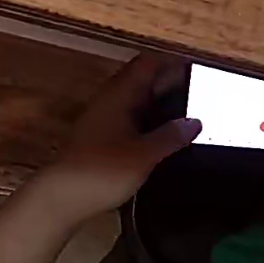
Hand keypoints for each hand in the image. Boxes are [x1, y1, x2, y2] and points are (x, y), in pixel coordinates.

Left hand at [36, 53, 199, 223]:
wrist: (62, 199)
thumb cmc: (103, 171)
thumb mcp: (145, 154)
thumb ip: (172, 136)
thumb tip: (196, 122)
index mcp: (120, 95)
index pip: (148, 64)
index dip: (172, 63)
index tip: (198, 71)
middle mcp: (110, 101)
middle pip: (143, 81)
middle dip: (171, 84)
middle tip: (202, 94)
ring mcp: (104, 120)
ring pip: (138, 102)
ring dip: (162, 104)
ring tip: (191, 115)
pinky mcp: (102, 138)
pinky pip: (132, 119)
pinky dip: (151, 122)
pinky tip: (167, 136)